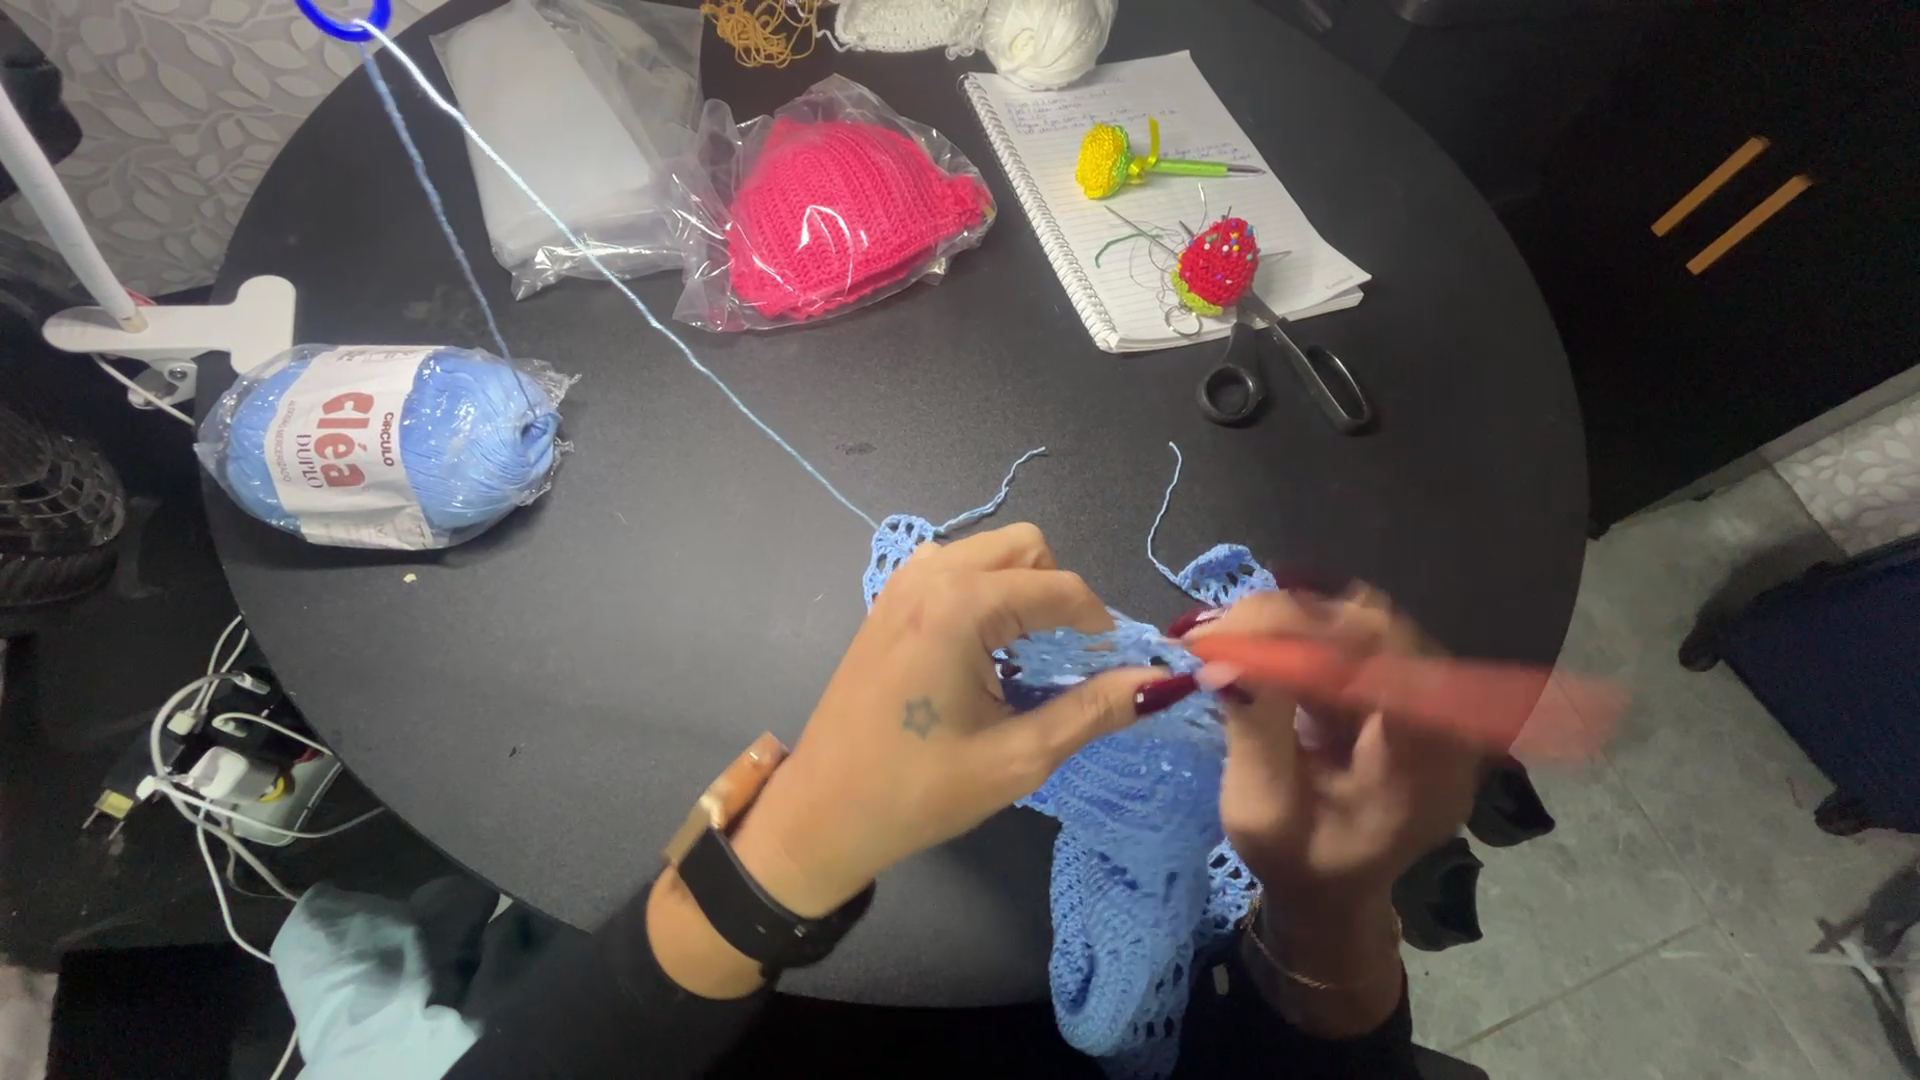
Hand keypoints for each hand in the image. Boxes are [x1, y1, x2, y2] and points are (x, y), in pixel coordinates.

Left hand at [731, 524, 1175, 916]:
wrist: (823, 812)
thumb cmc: (919, 792)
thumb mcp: (1018, 758)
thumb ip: (1093, 710)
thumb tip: (1158, 683)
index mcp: (962, 605)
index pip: (1060, 587)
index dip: (1098, 623)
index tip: (1111, 664)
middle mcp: (931, 575)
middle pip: (1026, 546)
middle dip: (1057, 592)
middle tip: (1063, 655)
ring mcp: (902, 581)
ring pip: (989, 550)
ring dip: (1020, 587)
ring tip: (1022, 652)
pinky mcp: (888, 598)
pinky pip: (954, 566)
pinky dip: (984, 590)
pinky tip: (981, 646)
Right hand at [1183, 585, 1480, 909]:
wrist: (1329, 886)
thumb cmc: (1297, 861)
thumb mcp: (1262, 811)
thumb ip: (1255, 732)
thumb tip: (1224, 661)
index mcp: (1423, 769)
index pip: (1394, 672)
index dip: (1323, 635)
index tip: (1245, 629)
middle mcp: (1441, 726)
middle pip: (1383, 636)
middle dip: (1298, 618)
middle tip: (1225, 626)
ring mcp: (1422, 705)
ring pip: (1365, 627)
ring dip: (1292, 619)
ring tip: (1230, 631)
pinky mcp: (1394, 691)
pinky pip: (1353, 640)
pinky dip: (1299, 632)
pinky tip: (1255, 640)